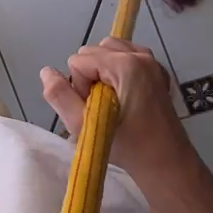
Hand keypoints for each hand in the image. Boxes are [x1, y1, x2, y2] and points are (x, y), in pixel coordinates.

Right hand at [40, 38, 189, 179]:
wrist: (166, 162)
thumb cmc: (127, 146)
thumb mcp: (84, 125)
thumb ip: (60, 95)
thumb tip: (46, 71)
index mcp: (125, 65)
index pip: (78, 61)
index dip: (79, 87)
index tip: (94, 110)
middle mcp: (140, 55)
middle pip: (92, 52)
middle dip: (89, 77)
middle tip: (102, 107)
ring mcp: (151, 60)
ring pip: (107, 50)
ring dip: (101, 72)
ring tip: (111, 100)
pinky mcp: (156, 69)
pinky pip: (125, 55)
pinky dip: (116, 69)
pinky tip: (122, 94)